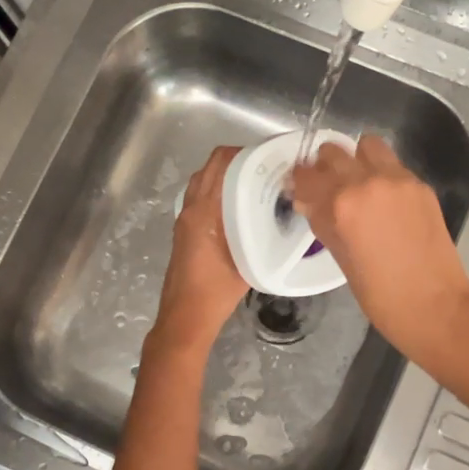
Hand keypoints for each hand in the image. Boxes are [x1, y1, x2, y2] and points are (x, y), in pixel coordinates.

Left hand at [152, 146, 248, 350]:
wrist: (186, 317)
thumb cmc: (216, 292)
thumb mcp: (249, 260)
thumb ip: (263, 234)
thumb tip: (284, 215)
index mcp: (204, 210)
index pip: (220, 162)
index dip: (244, 152)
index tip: (268, 157)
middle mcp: (190, 208)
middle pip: (210, 167)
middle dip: (236, 161)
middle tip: (264, 170)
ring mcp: (184, 219)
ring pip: (202, 182)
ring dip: (224, 177)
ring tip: (253, 186)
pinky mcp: (183, 232)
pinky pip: (199, 198)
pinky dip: (216, 193)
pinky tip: (238, 208)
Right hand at [289, 136, 468, 358]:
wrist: (434, 304)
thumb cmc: (379, 294)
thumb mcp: (339, 257)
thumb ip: (322, 221)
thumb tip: (308, 202)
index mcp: (341, 204)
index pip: (307, 176)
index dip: (298, 180)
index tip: (297, 187)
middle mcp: (368, 181)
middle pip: (334, 152)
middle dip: (323, 166)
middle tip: (324, 185)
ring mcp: (398, 179)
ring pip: (367, 146)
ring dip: (355, 159)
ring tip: (356, 183)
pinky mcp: (420, 185)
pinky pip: (392, 164)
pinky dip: (380, 172)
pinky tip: (382, 198)